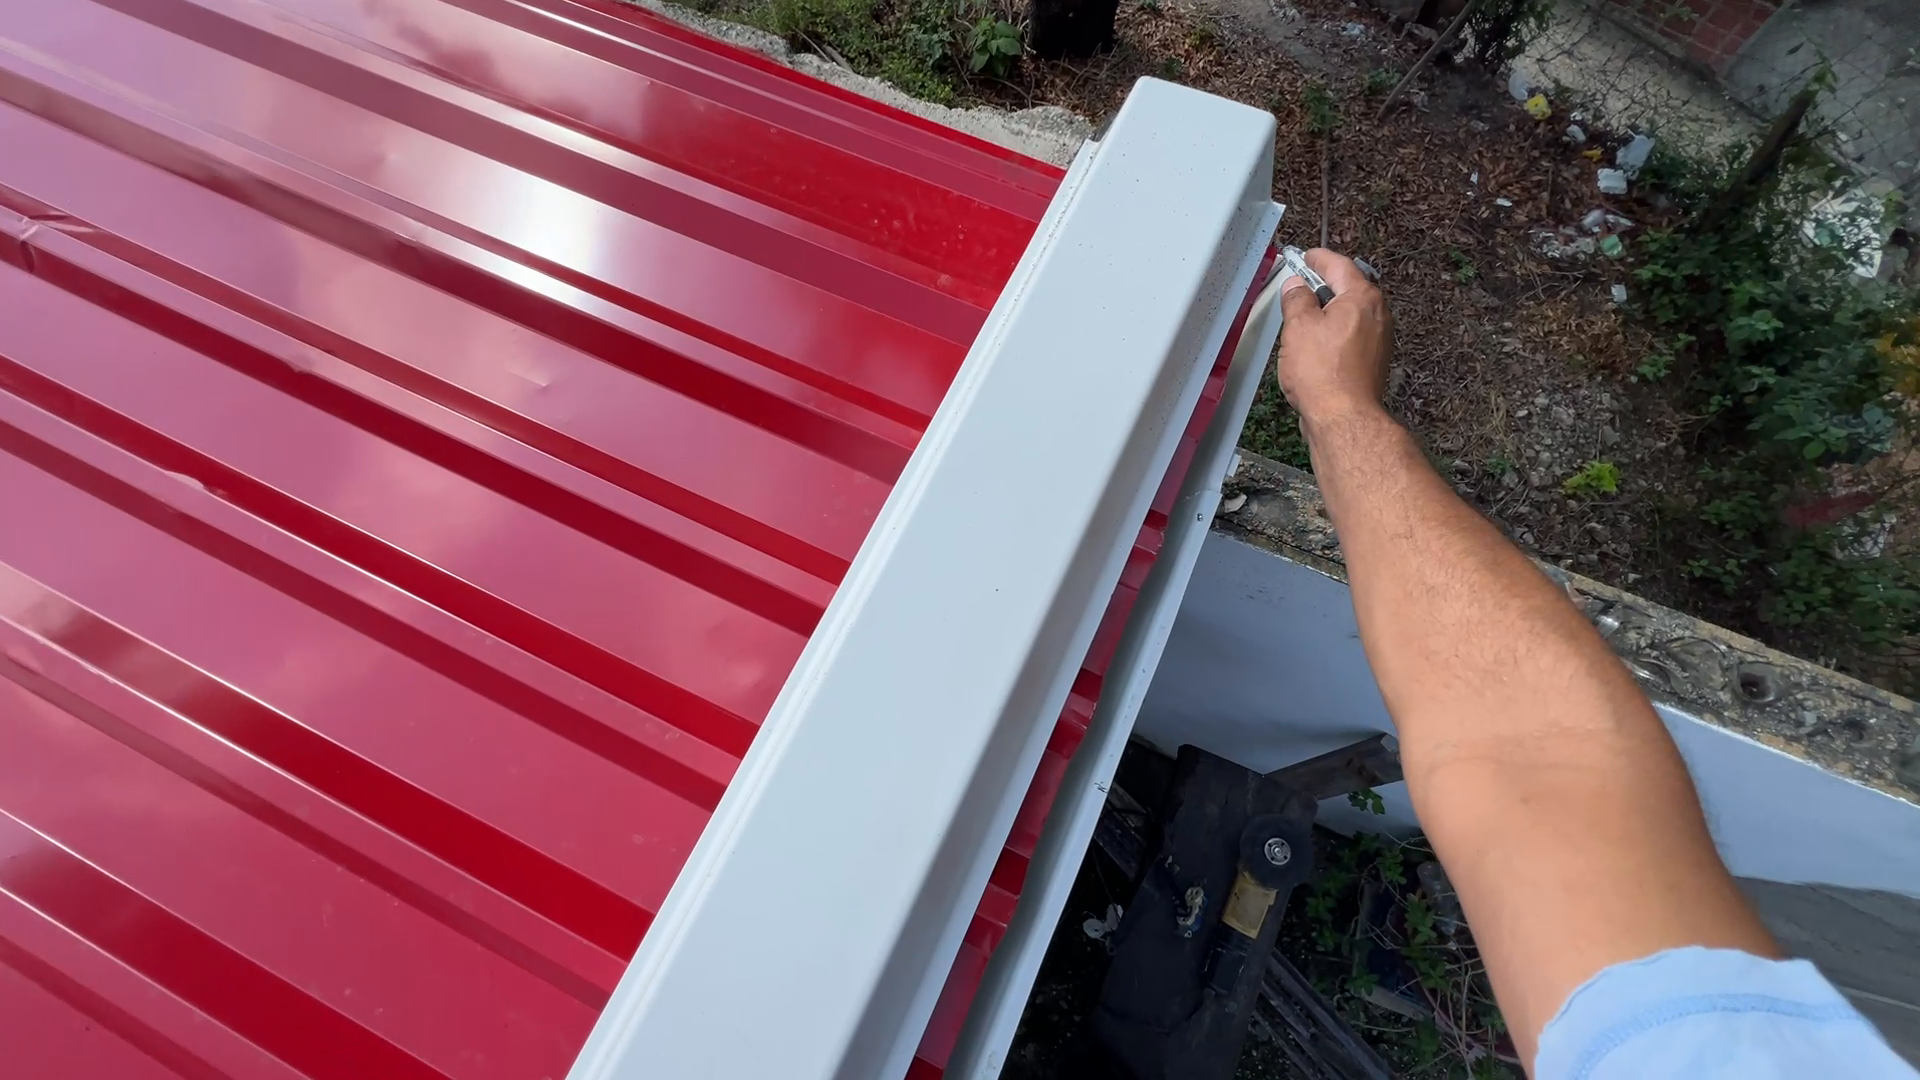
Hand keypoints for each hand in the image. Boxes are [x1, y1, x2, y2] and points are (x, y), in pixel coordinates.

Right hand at [1276, 248, 1391, 427]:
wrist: (1343, 415)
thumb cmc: (1323, 373)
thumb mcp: (1298, 327)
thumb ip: (1297, 300)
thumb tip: (1296, 287)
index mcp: (1361, 297)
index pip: (1339, 265)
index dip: (1319, 258)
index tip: (1307, 256)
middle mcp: (1377, 314)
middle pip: (1349, 288)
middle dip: (1324, 285)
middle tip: (1302, 284)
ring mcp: (1378, 338)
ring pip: (1351, 313)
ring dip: (1329, 311)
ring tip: (1304, 318)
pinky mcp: (1372, 360)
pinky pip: (1352, 335)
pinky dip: (1334, 332)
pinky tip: (1317, 345)